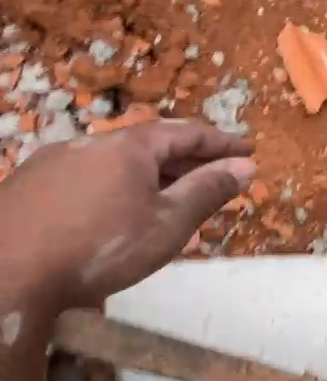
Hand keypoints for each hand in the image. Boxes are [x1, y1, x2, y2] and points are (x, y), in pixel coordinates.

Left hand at [0, 121, 253, 349]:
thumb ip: (210, 189)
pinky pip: (85, 180)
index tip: (250, 150)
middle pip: (147, 145)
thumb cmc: (99, 247)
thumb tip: (244, 166)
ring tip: (175, 197)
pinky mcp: (19, 194)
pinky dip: (118, 187)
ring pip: (114, 163)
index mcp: (123, 147)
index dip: (222, 141)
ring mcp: (43, 169)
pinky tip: (124, 212)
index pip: (185, 132)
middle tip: (219, 175)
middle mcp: (81, 147)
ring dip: (152, 175)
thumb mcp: (171, 221)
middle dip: (188, 160)